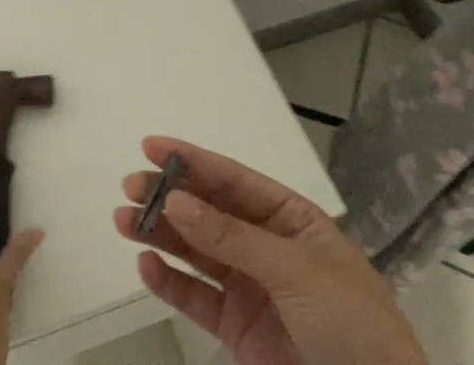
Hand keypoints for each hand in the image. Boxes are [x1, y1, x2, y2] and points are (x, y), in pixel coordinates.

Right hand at [114, 137, 425, 364]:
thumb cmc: (350, 320)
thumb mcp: (295, 269)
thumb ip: (232, 237)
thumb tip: (176, 201)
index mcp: (293, 220)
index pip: (236, 181)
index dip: (194, 161)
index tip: (151, 146)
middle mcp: (268, 247)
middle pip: (210, 213)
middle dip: (170, 197)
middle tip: (130, 186)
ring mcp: (251, 287)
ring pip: (197, 251)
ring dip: (161, 234)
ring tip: (123, 220)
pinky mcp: (237, 327)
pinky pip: (196, 297)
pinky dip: (169, 282)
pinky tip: (146, 265)